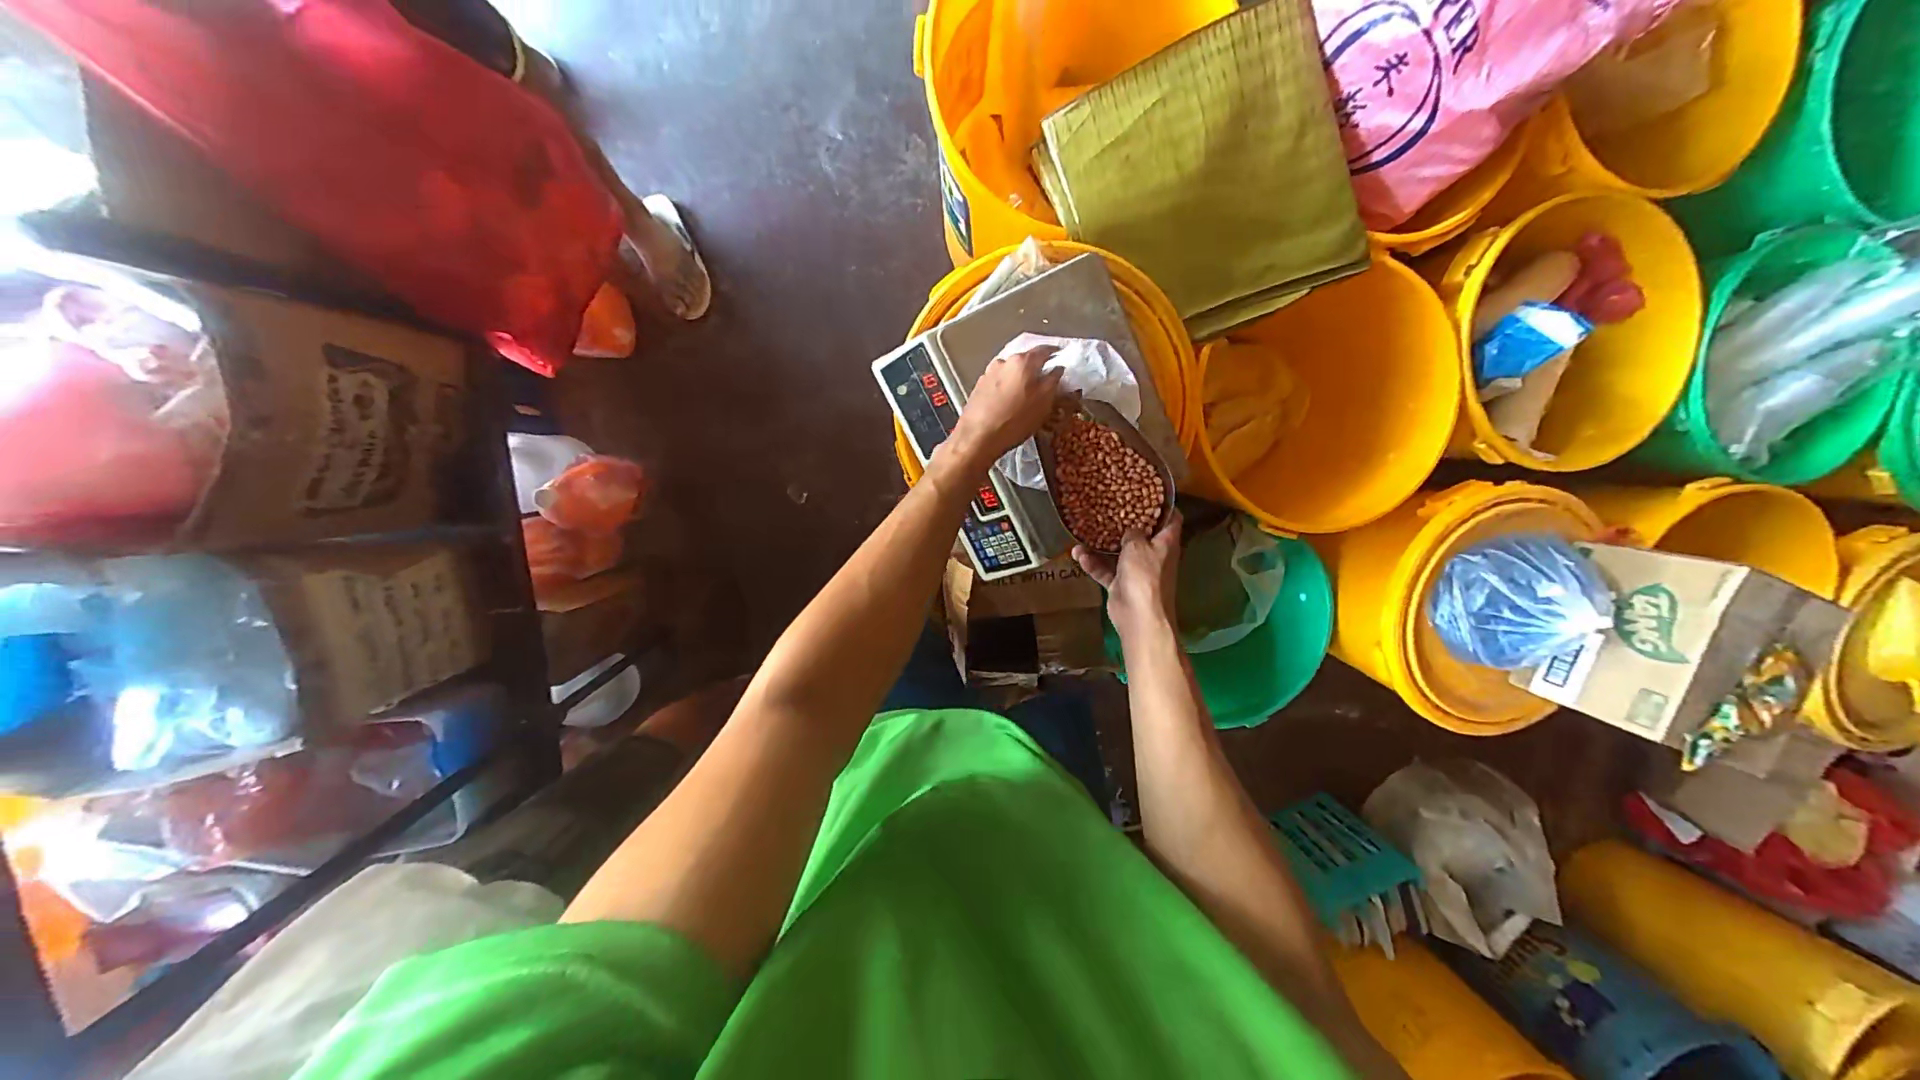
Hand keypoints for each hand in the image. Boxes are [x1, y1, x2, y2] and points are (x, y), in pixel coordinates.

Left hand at [944, 345, 1062, 472]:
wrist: (977, 437)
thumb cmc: (1013, 421)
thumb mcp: (1044, 402)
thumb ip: (1053, 381)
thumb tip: (1057, 370)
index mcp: (1023, 361)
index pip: (1044, 349)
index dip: (1055, 354)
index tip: (1060, 359)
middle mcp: (1004, 362)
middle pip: (1025, 360)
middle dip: (1036, 370)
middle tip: (1045, 383)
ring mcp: (989, 373)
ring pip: (1011, 372)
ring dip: (1020, 380)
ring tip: (1026, 398)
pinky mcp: (979, 387)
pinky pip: (999, 383)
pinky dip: (1007, 389)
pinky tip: (1010, 404)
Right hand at [1074, 510, 1181, 639]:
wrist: (1139, 616)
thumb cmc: (1145, 576)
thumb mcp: (1137, 546)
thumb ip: (1132, 532)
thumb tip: (1131, 527)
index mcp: (1166, 543)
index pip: (1172, 519)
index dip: (1164, 504)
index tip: (1148, 492)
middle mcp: (1154, 555)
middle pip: (1143, 534)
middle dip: (1128, 521)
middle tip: (1111, 505)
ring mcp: (1137, 571)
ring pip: (1120, 553)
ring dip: (1103, 543)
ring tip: (1087, 529)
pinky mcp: (1122, 585)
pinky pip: (1106, 570)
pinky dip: (1093, 563)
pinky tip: (1078, 554)